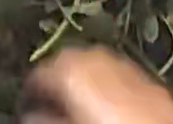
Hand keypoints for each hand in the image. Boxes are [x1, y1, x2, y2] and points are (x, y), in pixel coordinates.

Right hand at [21, 48, 172, 123]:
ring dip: (83, 85)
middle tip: (55, 109)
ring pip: (90, 68)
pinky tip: (112, 112)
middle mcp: (90, 55)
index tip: (30, 109)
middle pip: (63, 65)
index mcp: (68, 66)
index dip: (32, 94)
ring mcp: (119, 62)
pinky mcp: (143, 76)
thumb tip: (29, 115)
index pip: (37, 75)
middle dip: (58, 84)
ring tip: (83, 110)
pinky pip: (114, 77)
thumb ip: (46, 120)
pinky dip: (106, 89)